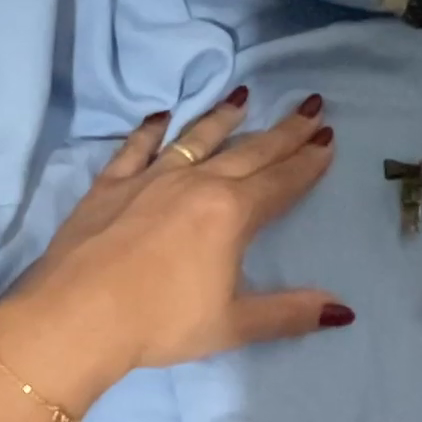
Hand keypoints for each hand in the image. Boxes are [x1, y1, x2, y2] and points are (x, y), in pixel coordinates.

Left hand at [0, 88, 347, 405]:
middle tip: (311, 107)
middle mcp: (196, 184)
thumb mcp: (232, 325)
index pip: (281, 182)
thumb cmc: (160, 324)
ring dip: (224, 118)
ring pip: (197, 139)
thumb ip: (288, 314)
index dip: (308, 163)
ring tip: (244, 97)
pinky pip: (137, 147)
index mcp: (231, 215)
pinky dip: (152, 130)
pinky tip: (161, 116)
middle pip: (249, 152)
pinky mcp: (110, 185)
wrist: (77, 317)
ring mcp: (150, 179)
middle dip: (284, 132)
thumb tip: (344, 310)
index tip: (328, 140)